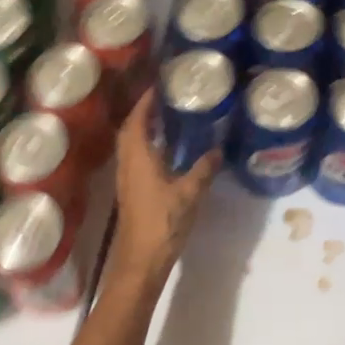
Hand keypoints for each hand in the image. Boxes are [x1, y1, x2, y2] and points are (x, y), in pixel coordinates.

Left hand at [111, 89, 220, 271]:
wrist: (141, 259)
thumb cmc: (163, 222)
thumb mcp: (190, 193)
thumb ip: (203, 169)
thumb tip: (218, 150)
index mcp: (138, 157)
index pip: (137, 119)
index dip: (146, 101)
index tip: (159, 85)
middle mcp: (127, 163)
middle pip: (129, 129)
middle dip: (143, 112)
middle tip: (164, 100)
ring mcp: (126, 178)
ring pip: (130, 145)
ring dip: (143, 129)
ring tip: (166, 119)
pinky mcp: (131, 191)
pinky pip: (135, 159)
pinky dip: (146, 147)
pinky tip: (165, 151)